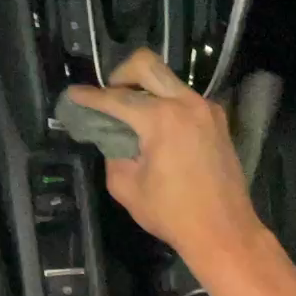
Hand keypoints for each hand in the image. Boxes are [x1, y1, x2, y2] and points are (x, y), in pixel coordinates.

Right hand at [65, 49, 265, 263]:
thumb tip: (112, 139)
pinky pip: (184, 99)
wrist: (222, 230)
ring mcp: (206, 108)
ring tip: (130, 117)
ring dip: (144, 91)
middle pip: (147, 65)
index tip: (72, 95)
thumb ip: (113, 155)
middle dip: (120, 75)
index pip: (116, 99)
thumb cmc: (171, 214)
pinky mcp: (217, 120)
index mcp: (162, 119)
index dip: (90, 97)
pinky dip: (164, 105)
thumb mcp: (127, 187)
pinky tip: (155, 131)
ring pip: (168, 80)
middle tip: (107, 97)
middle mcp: (186, 103)